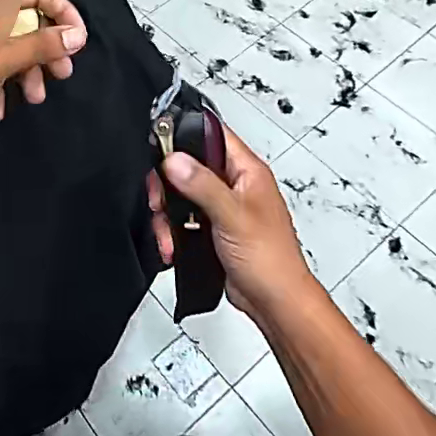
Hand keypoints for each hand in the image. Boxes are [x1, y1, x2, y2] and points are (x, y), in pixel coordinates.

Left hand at [0, 0, 87, 127]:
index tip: (77, 40)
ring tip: (33, 96)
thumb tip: (74, 36)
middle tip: (61, 72)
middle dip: (45, 48)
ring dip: (23, 68)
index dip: (65, 14)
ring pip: (7, 39)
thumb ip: (41, 45)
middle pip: (25, 17)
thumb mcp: (0, 61)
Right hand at [147, 124, 314, 320]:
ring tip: (167, 230)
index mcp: (247, 170)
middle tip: (160, 199)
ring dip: (168, 212)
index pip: (212, 134)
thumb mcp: (232, 215)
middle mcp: (235, 184)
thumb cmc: (271, 260)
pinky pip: (183, 218)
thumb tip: (175, 159)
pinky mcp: (213, 227)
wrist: (275, 301)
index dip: (185, 134)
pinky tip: (172, 244)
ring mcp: (223, 206)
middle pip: (190, 165)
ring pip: (182, 194)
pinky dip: (173, 229)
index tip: (161, 147)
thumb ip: (202, 184)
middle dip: (168, 183)